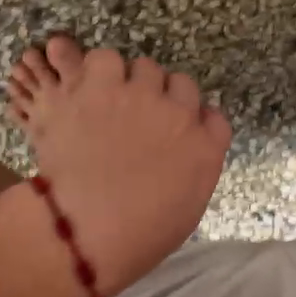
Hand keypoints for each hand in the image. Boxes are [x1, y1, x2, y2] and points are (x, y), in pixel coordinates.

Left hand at [7, 37, 231, 296]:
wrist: (83, 231)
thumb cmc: (135, 238)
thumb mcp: (184, 210)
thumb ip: (193, 169)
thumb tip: (182, 150)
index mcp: (204, 148)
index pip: (212, 115)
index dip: (193, 118)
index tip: (177, 128)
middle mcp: (177, 112)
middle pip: (178, 83)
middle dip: (160, 98)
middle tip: (136, 118)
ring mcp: (137, 95)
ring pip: (142, 66)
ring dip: (129, 81)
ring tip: (107, 100)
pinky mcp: (97, 87)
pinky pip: (102, 59)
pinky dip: (93, 71)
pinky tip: (83, 90)